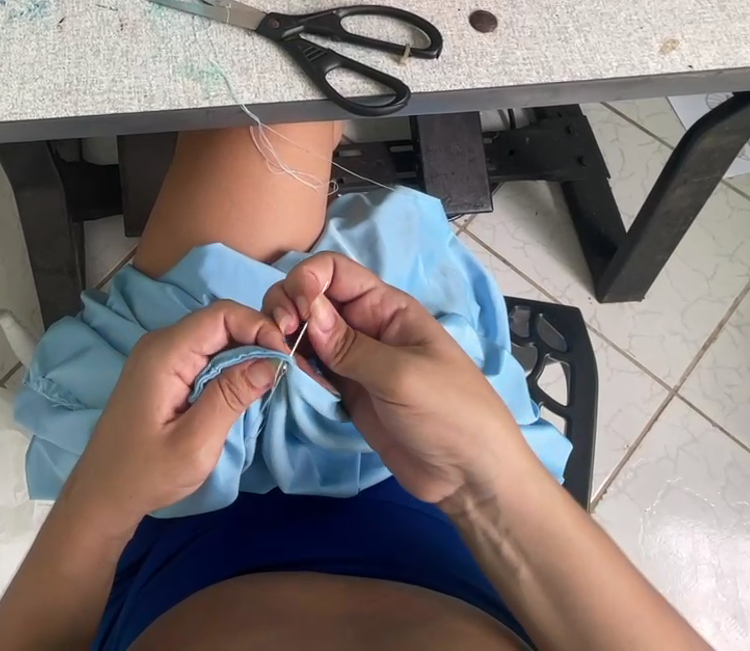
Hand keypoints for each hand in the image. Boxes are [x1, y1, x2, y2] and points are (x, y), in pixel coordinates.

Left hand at [60, 301, 287, 529]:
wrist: (102, 492)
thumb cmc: (146, 473)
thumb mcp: (195, 443)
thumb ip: (231, 397)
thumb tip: (271, 361)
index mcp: (165, 353)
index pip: (220, 315)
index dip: (258, 327)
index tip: (286, 357)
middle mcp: (160, 343)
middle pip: (218, 322)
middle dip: (256, 338)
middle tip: (288, 369)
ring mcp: (159, 356)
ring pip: (213, 337)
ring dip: (245, 352)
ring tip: (274, 377)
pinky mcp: (163, 371)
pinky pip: (202, 354)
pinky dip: (228, 364)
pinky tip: (246, 386)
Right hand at [265, 252, 535, 506]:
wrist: (470, 480)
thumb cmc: (450, 415)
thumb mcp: (402, 376)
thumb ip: (349, 345)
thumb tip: (305, 310)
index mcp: (385, 307)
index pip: (334, 271)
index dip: (307, 280)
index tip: (296, 312)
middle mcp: (364, 323)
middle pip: (310, 294)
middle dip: (287, 305)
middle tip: (279, 336)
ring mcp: (351, 356)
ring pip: (303, 326)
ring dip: (284, 332)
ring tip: (279, 354)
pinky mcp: (343, 385)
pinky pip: (308, 360)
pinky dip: (292, 360)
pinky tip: (290, 372)